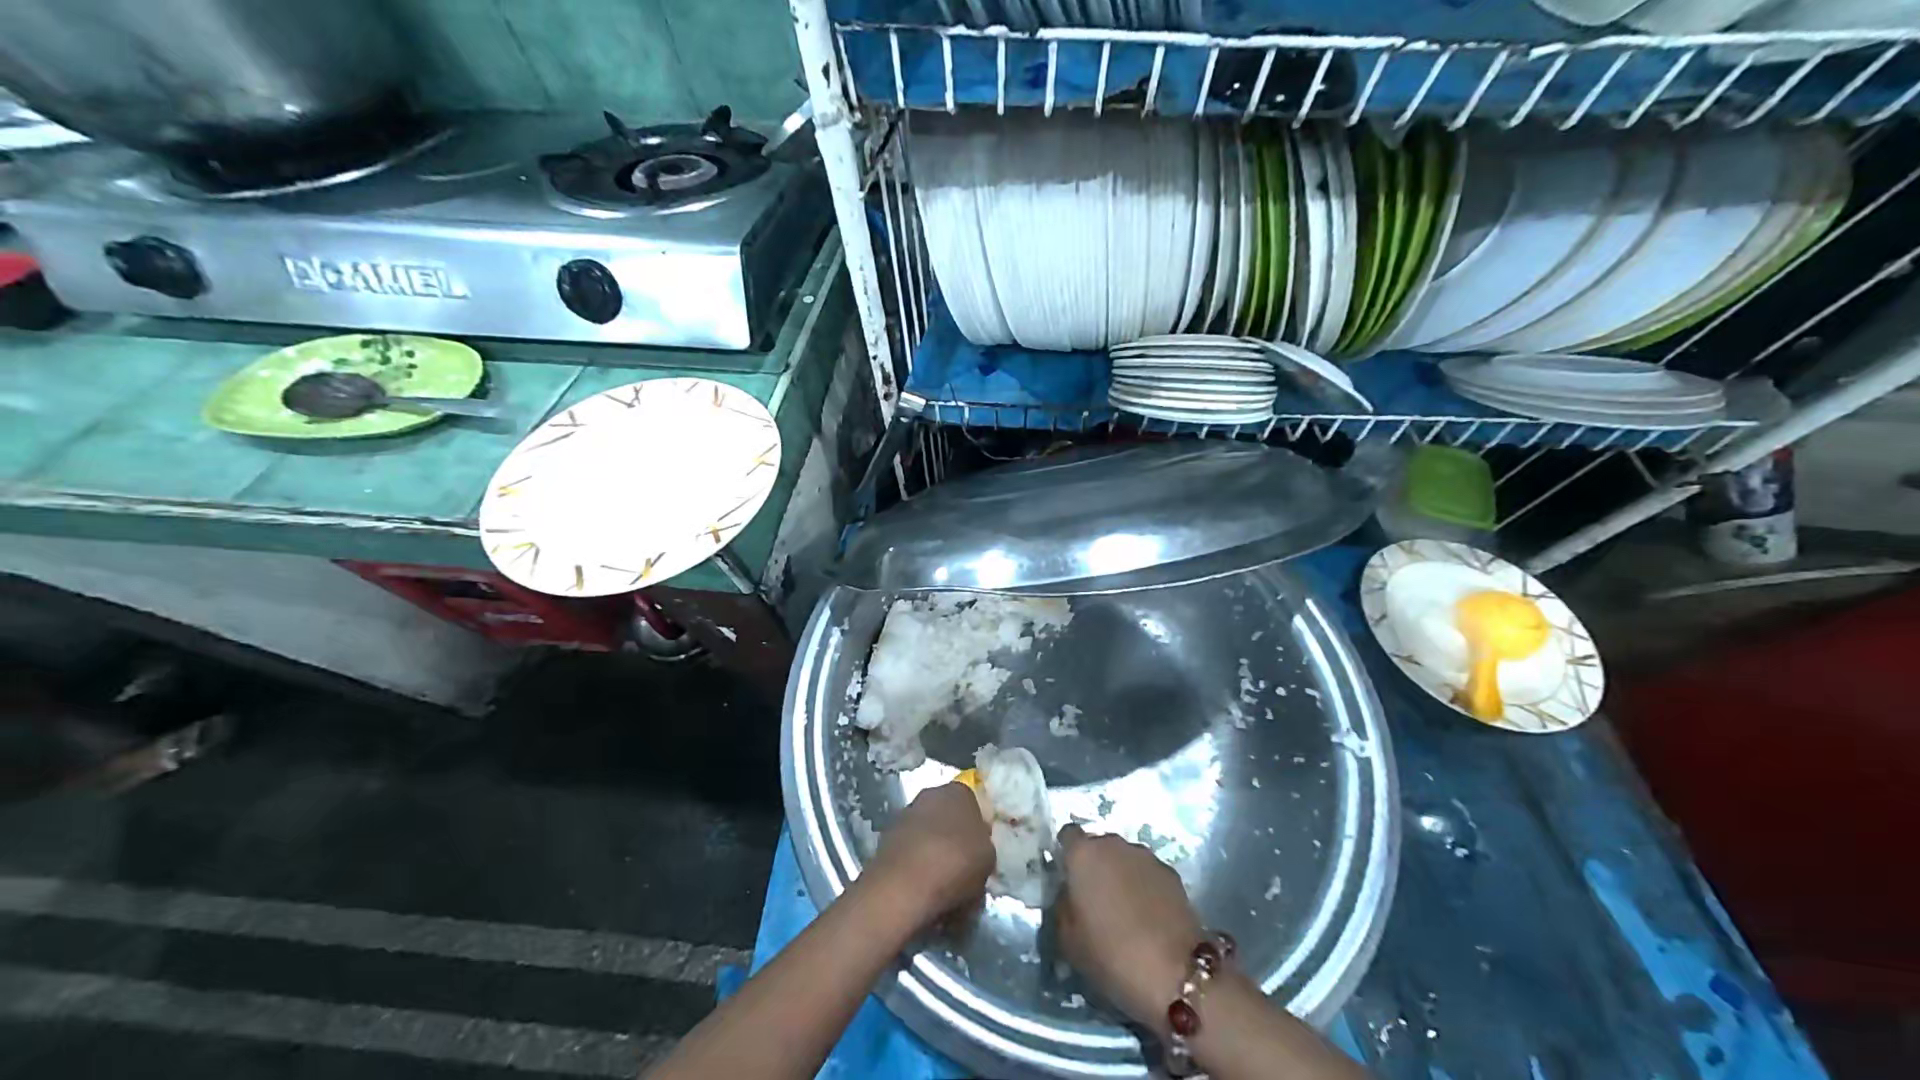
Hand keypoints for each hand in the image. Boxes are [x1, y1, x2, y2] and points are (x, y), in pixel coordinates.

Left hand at [864, 782, 993, 925]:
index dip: (978, 825)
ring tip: (943, 884)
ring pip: (927, 835)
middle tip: (964, 865)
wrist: (904, 886)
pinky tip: (923, 889)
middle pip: (947, 816)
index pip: (972, 801)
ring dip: (933, 852)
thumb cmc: (956, 863)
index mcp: (957, 791)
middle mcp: (928, 795)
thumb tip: (976, 846)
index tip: (981, 848)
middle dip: (953, 837)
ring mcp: (903, 816)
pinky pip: (910, 852)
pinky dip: (916, 866)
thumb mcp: (989, 857)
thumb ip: (984, 845)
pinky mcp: (885, 840)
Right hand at [1055, 824, 1201, 1034]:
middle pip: (1098, 846)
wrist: (1175, 973)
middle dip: (1095, 866)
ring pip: (1125, 859)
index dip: (1066, 854)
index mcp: (1083, 854)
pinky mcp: (1173, 875)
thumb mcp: (1067, 939)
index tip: (1067, 877)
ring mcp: (1147, 857)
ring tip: (1124, 910)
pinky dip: (1145, 888)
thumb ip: (1062, 905)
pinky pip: (1149, 874)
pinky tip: (1148, 917)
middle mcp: (1114, 845)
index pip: (1067, 835)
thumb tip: (1069, 894)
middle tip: (1094, 899)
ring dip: (1121, 875)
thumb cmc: (1110, 953)